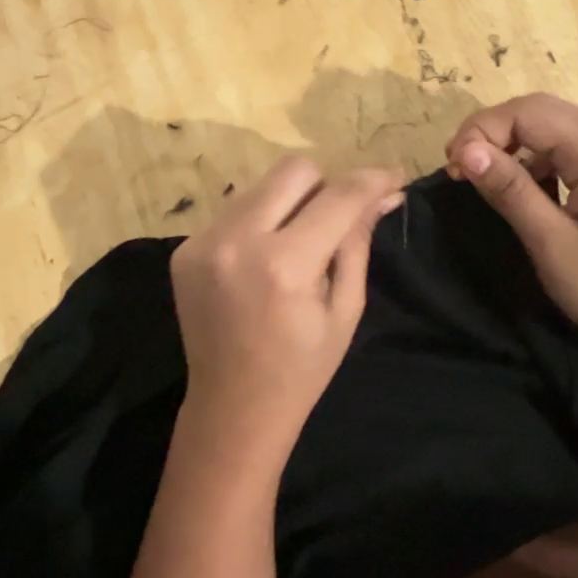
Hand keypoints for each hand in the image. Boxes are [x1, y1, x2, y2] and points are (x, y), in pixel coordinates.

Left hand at [170, 157, 405, 468]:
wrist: (232, 407)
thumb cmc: (301, 369)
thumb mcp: (344, 309)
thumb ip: (357, 243)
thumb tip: (382, 193)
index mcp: (284, 264)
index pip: (338, 197)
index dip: (372, 181)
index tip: (393, 178)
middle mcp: (237, 241)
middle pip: (293, 170)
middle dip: (325, 186)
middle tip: (337, 220)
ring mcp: (203, 243)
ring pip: (259, 187)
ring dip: (288, 204)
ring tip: (297, 247)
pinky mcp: (184, 251)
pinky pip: (233, 213)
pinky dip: (257, 225)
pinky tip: (262, 264)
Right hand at [445, 93, 577, 364]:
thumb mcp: (552, 243)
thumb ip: (510, 191)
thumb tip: (467, 152)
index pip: (528, 112)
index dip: (482, 131)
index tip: (454, 169)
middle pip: (542, 111)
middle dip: (494, 131)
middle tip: (460, 168)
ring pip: (556, 129)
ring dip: (515, 145)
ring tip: (483, 180)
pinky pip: (572, 152)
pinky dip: (539, 161)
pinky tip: (523, 192)